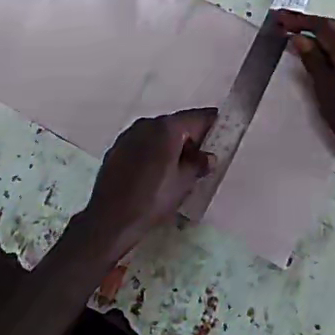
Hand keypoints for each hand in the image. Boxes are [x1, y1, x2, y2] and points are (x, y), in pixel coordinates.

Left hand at [80, 108, 216, 247]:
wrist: (111, 217)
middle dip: (191, 137)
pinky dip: (153, 151)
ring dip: (171, 145)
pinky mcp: (116, 149)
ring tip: (180, 167)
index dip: (212, 123)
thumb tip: (208, 157)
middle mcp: (146, 124)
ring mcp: (128, 135)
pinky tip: (157, 171)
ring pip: (157, 134)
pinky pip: (142, 144)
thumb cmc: (153, 199)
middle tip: (203, 156)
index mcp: (166, 128)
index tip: (223, 130)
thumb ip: (198, 165)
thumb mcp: (183, 183)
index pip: (196, 117)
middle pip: (176, 124)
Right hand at [273, 10, 334, 166]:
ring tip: (302, 32)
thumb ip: (313, 61)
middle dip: (311, 21)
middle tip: (287, 22)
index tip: (281, 18)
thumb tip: (299, 38)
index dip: (300, 20)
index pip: (324, 27)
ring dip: (324, 29)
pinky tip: (324, 47)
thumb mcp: (325, 91)